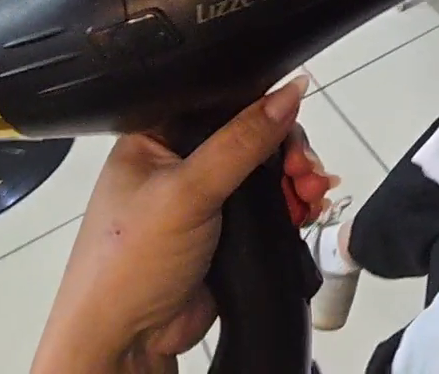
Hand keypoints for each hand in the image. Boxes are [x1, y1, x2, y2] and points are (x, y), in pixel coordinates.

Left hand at [32, 76, 337, 373]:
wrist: (125, 349)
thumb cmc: (127, 267)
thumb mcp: (186, 193)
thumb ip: (242, 141)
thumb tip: (290, 92)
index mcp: (156, 138)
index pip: (222, 100)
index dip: (263, 106)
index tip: (294, 122)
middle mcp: (182, 159)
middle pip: (255, 133)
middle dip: (289, 150)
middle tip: (305, 169)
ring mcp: (207, 194)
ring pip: (268, 167)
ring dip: (298, 176)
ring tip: (312, 195)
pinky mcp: (229, 225)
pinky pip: (273, 200)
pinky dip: (295, 201)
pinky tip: (309, 207)